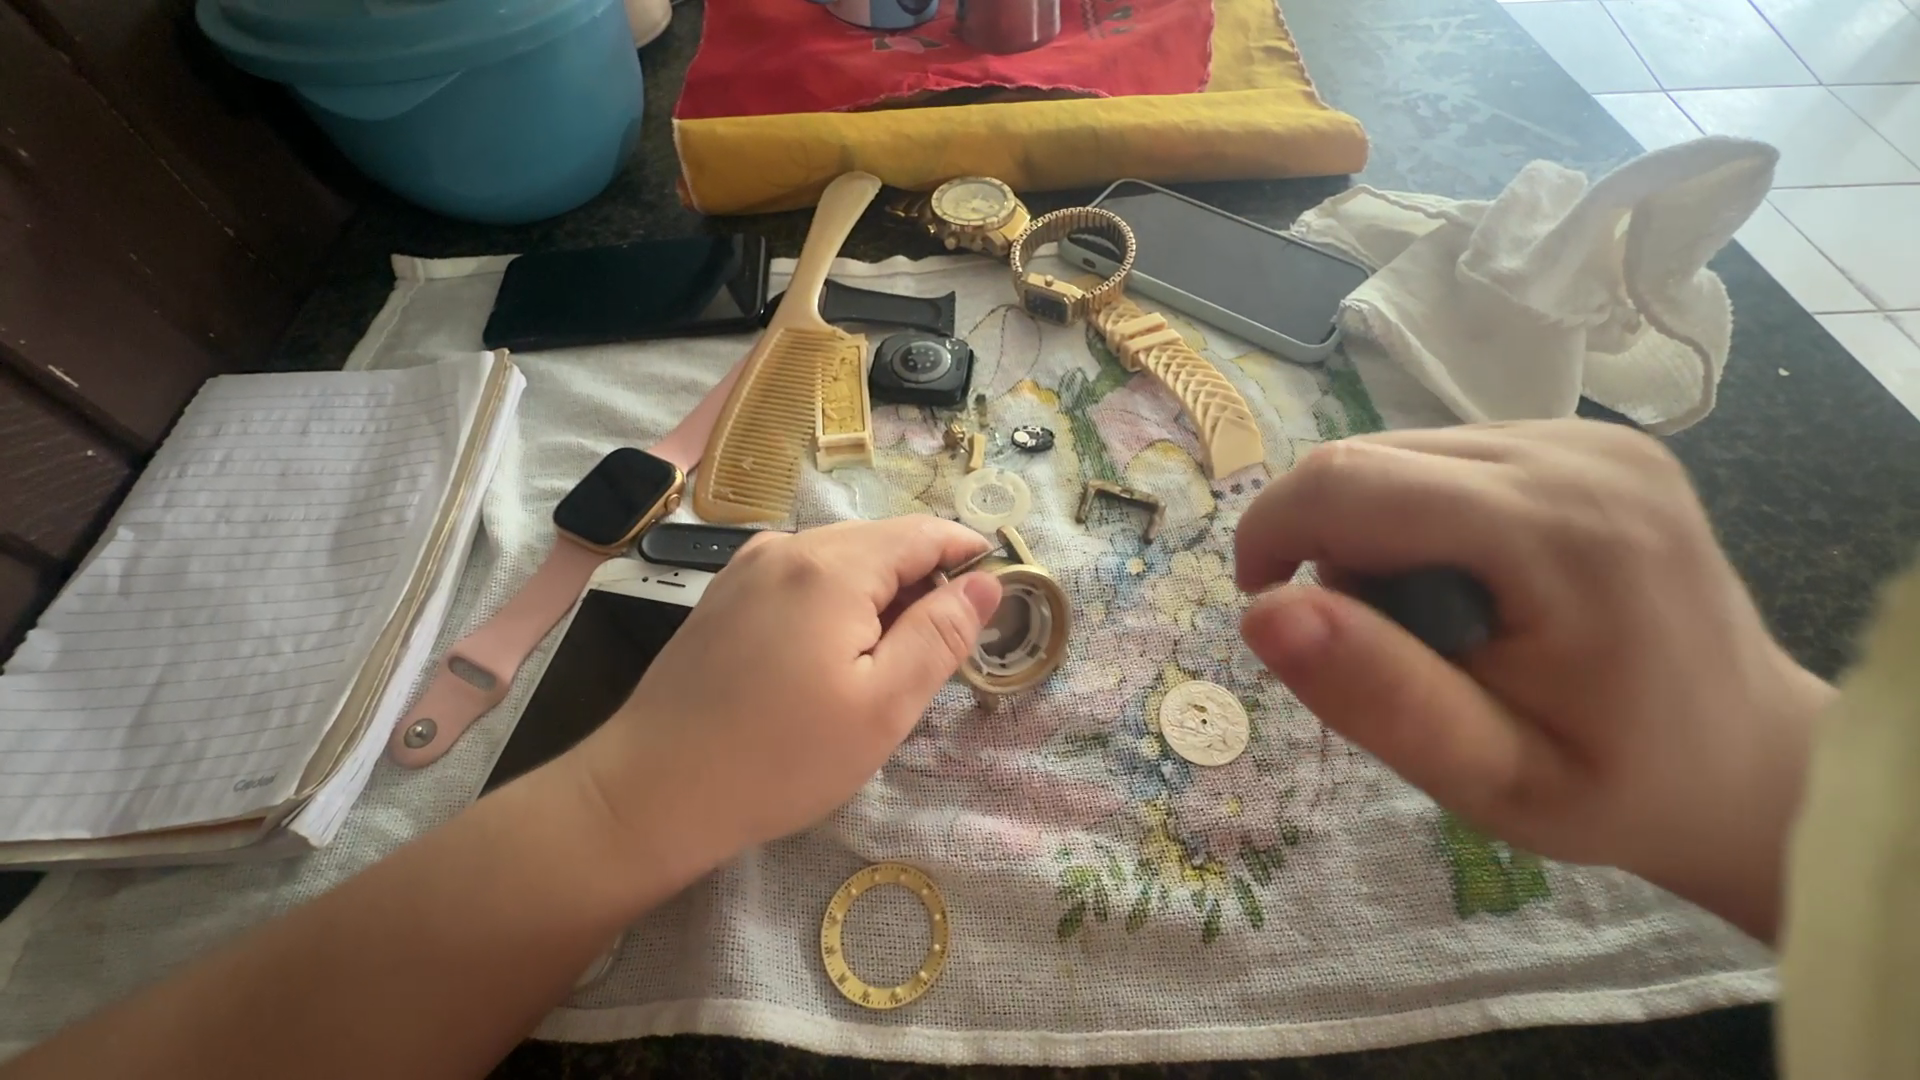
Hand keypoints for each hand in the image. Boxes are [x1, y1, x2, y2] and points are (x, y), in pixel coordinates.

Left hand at [571, 516, 1000, 874]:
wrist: (651, 792)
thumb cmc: (781, 755)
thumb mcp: (884, 705)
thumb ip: (941, 634)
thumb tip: (986, 583)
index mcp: (833, 565)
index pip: (924, 533)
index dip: (968, 553)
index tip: (997, 592)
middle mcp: (788, 547)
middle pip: (882, 545)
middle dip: (922, 584)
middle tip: (936, 654)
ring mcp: (749, 567)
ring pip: (842, 562)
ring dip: (878, 598)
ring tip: (882, 666)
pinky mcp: (726, 595)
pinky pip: (802, 579)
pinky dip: (836, 605)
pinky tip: (829, 659)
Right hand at [1234, 420, 1833, 939]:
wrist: (1747, 759)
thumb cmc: (1615, 785)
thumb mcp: (1486, 776)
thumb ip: (1376, 694)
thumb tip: (1262, 611)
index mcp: (1558, 528)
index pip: (1345, 484)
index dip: (1272, 536)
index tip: (1269, 610)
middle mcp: (1572, 451)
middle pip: (1360, 463)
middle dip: (1327, 547)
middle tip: (1378, 637)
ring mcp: (1582, 436)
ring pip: (1387, 457)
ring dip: (1366, 536)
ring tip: (1428, 618)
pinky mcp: (1576, 438)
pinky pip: (1429, 459)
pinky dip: (1406, 519)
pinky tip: (1459, 580)